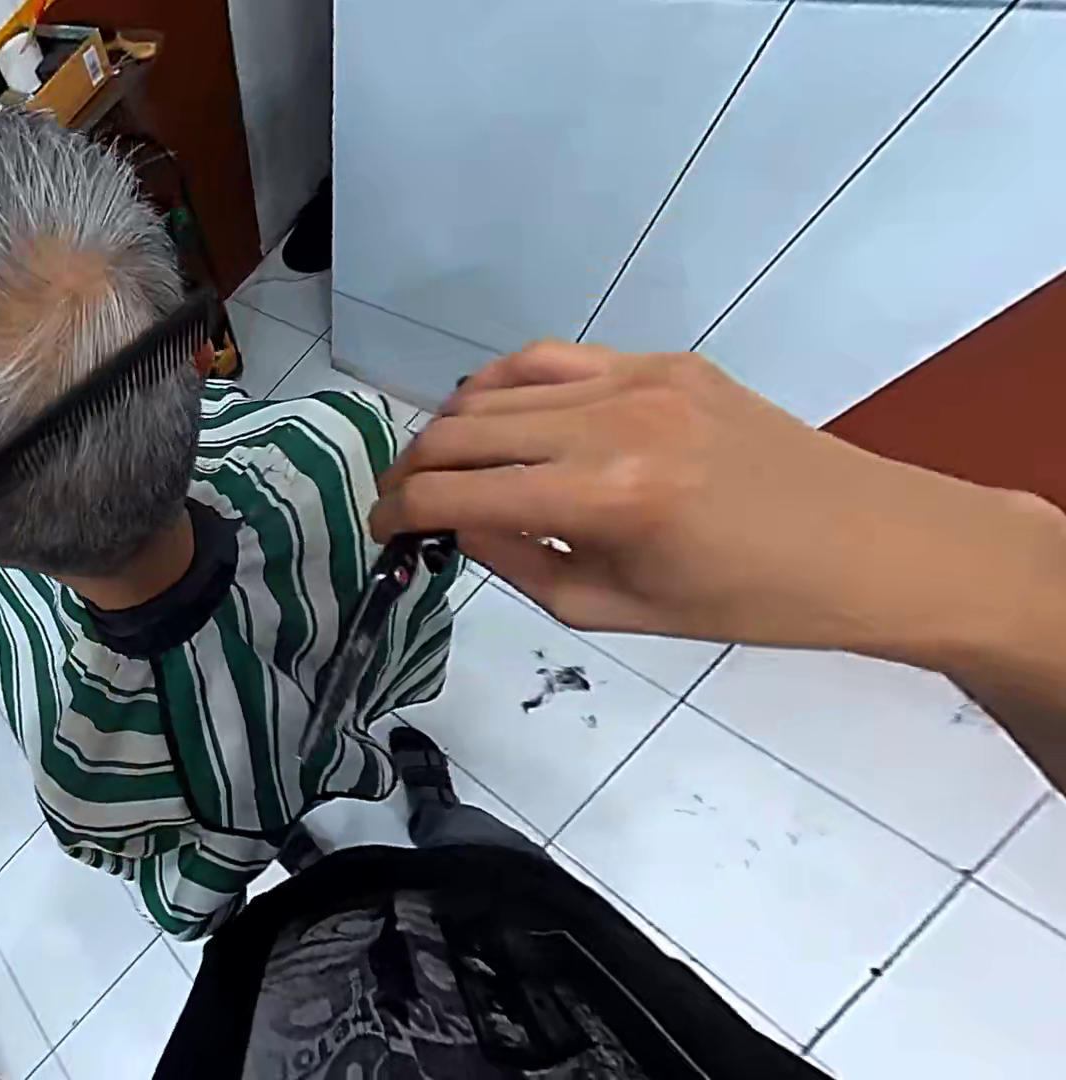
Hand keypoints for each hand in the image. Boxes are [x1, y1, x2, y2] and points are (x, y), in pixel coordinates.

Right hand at [372, 343, 1065, 665]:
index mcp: (605, 500)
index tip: (380, 530)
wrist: (885, 547)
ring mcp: (635, 381)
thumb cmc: (740, 602)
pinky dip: (491, 388)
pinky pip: (540, 361)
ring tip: (438, 467)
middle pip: (454, 434)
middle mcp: (611, 425)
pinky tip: (485, 415)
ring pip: (484, 394)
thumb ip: (508, 559)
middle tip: (401, 503)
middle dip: (406, 473)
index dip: (396, 513)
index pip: (453, 494)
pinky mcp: (657, 362)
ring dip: (441, 435)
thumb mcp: (601, 608)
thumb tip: (449, 521)